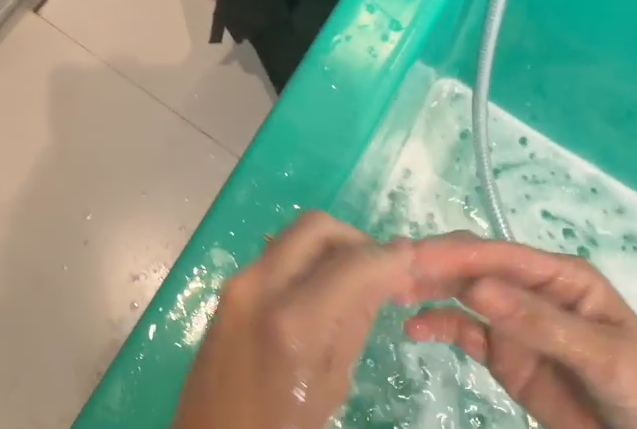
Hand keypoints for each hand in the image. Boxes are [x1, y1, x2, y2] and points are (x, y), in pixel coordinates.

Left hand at [172, 210, 416, 428]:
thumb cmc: (279, 428)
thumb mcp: (330, 386)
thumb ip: (354, 323)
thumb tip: (381, 278)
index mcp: (292, 321)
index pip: (351, 264)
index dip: (386, 256)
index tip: (409, 255)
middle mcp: (260, 285)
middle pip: (315, 227)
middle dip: (353, 238)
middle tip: (378, 265)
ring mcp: (238, 282)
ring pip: (292, 235)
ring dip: (328, 245)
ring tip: (354, 276)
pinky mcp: (228, 287)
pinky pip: (274, 255)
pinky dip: (304, 258)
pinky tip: (322, 287)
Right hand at [406, 233, 636, 428]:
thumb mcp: (603, 355)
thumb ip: (541, 322)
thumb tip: (476, 287)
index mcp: (560, 276)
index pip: (500, 255)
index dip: (457, 254)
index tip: (415, 259)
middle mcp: (532, 290)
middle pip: (475, 268)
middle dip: (435, 265)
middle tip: (391, 273)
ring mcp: (517, 324)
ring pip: (463, 296)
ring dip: (430, 290)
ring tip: (393, 294)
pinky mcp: (507, 358)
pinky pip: (467, 334)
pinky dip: (439, 326)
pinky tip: (414, 328)